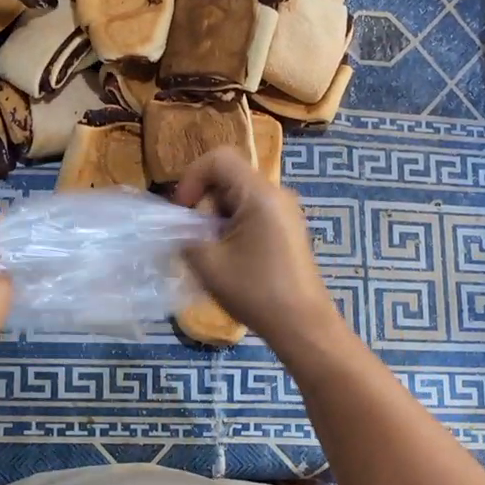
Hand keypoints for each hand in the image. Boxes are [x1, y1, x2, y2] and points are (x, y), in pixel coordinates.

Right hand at [173, 148, 337, 344]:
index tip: (182, 212)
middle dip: (203, 204)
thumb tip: (182, 230)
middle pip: (228, 178)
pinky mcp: (288, 231)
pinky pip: (253, 214)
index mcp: (259, 194)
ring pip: (239, 199)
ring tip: (212, 255)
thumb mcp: (208, 264)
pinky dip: (233, 229)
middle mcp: (277, 194)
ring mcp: (286, 213)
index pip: (218, 159)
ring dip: (217, 220)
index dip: (191, 178)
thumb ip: (186, 237)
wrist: (302, 325)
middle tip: (195, 239)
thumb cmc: (256, 292)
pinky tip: (231, 262)